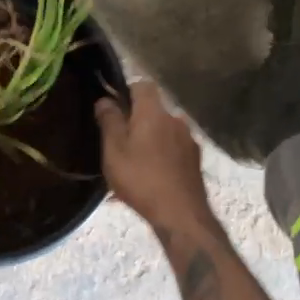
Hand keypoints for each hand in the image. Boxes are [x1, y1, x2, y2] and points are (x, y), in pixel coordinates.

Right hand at [95, 81, 212, 233]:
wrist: (180, 214)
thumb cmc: (140, 179)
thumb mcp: (114, 150)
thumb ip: (109, 121)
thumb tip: (105, 99)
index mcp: (153, 112)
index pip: (142, 85)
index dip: (127, 91)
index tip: (113, 108)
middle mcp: (175, 119)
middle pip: (153, 110)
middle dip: (136, 120)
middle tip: (118, 141)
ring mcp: (188, 140)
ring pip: (163, 130)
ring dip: (149, 139)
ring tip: (134, 162)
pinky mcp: (195, 159)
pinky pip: (172, 148)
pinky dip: (161, 154)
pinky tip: (151, 175)